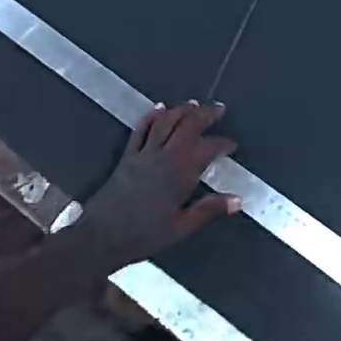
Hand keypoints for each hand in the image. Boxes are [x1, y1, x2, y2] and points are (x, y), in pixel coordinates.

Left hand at [73, 100, 240, 268]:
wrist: (102, 236)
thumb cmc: (145, 235)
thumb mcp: (182, 227)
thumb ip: (209, 210)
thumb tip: (237, 200)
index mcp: (181, 173)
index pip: (208, 148)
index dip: (223, 143)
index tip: (232, 145)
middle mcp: (164, 156)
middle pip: (188, 125)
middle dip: (206, 114)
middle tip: (219, 109)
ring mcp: (144, 153)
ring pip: (166, 121)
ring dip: (182, 109)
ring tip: (194, 104)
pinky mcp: (128, 155)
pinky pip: (141, 129)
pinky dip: (152, 115)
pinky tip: (159, 108)